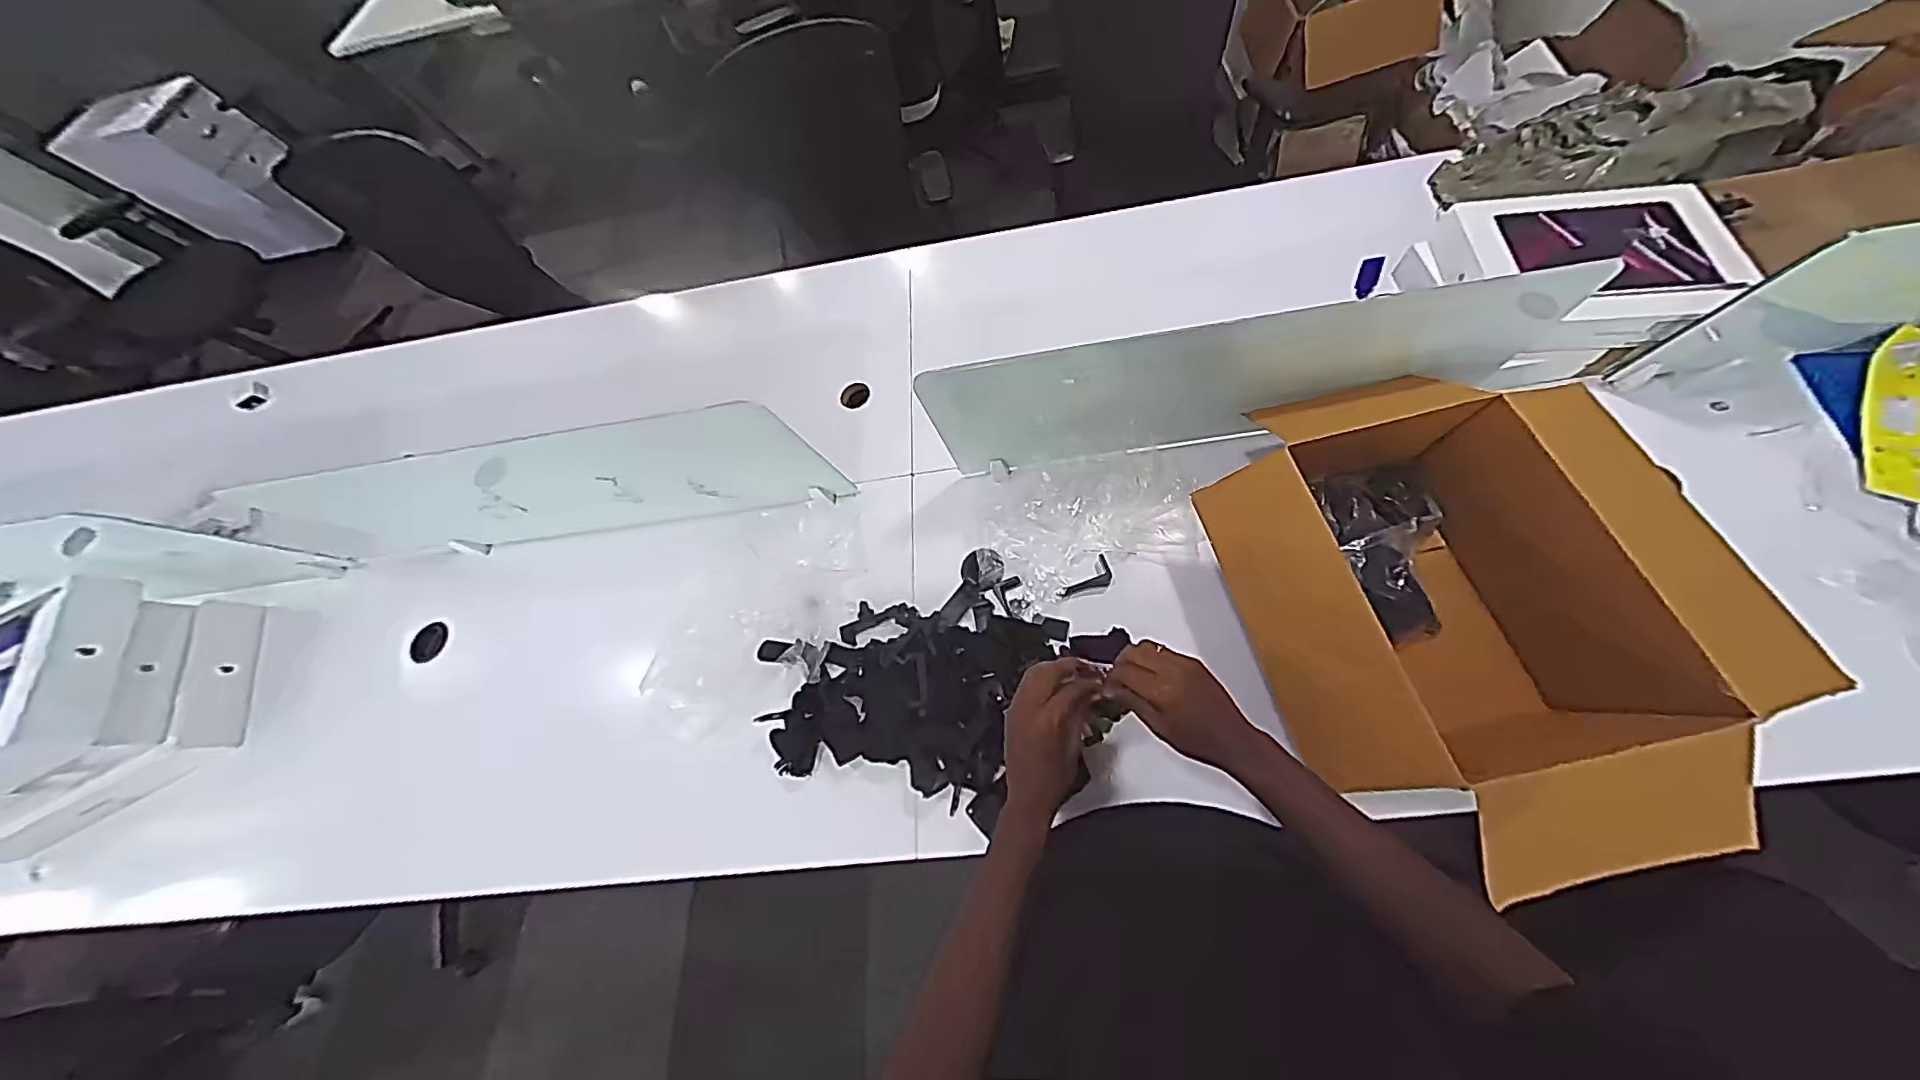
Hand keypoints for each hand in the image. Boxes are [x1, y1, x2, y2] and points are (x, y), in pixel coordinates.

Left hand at [1003, 658, 1101, 823]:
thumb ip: (1081, 714)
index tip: (1099, 680)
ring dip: (1054, 669)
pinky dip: (1042, 679)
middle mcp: (1027, 709)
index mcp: (1047, 719)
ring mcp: (1016, 710)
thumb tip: (1089, 694)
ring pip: (1034, 673)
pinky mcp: (1011, 713)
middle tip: (1087, 669)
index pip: (1071, 686)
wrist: (1028, 797)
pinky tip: (1055, 686)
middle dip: (1070, 665)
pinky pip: (1026, 685)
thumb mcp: (1075, 746)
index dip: (1089, 680)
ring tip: (1072, 674)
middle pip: (1048, 670)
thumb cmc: (1051, 782)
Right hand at [1102, 641, 1262, 770]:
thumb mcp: (1158, 727)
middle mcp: (1174, 671)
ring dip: (1135, 658)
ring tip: (1134, 677)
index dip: (1111, 678)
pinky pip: (1164, 651)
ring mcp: (1185, 664)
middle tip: (1117, 680)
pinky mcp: (1194, 663)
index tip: (1108, 687)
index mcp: (1163, 690)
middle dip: (1120, 664)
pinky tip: (1152, 676)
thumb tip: (1111, 689)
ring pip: (1147, 646)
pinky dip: (1152, 658)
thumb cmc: (1200, 740)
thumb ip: (1132, 702)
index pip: (1124, 670)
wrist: (1232, 738)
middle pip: (1133, 651)